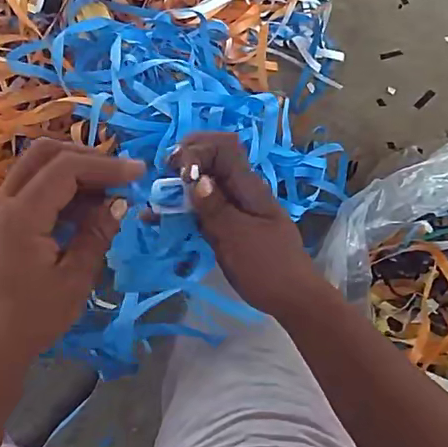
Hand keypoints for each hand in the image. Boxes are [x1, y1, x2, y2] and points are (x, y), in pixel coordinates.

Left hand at [0, 140, 143, 364]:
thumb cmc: (32, 319)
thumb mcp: (74, 279)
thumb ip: (96, 234)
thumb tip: (119, 202)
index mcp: (21, 215)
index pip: (65, 168)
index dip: (105, 165)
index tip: (138, 174)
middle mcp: (2, 202)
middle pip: (44, 153)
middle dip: (86, 157)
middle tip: (120, 177)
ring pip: (34, 166)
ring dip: (71, 170)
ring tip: (106, 194)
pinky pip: (27, 186)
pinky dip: (56, 187)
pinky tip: (81, 210)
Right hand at [176, 132, 330, 319]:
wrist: (293, 299)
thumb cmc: (268, 267)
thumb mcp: (237, 237)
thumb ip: (215, 208)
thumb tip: (196, 179)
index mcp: (248, 187)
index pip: (223, 147)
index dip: (197, 149)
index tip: (177, 171)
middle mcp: (240, 192)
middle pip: (211, 162)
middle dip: (183, 164)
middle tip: (162, 181)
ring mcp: (234, 210)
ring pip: (203, 187)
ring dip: (178, 189)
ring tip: (154, 205)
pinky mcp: (227, 228)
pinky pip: (202, 211)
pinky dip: (183, 210)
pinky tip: (161, 219)